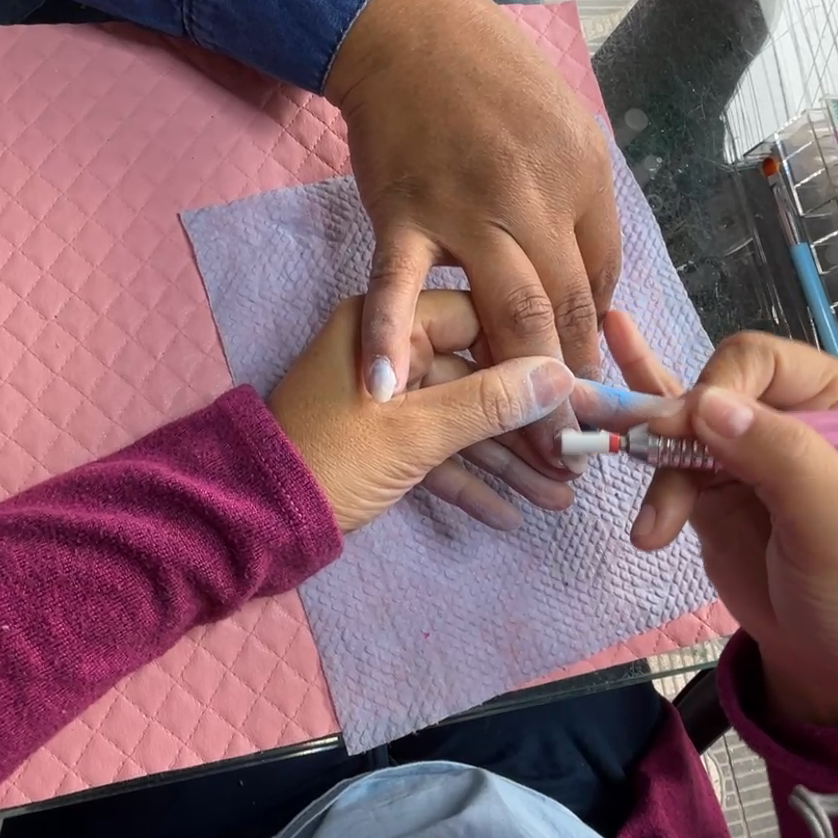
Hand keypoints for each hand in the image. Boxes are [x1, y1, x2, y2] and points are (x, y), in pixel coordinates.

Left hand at [270, 291, 576, 531]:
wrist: (259, 518)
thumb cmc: (332, 459)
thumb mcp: (414, 432)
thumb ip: (489, 402)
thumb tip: (563, 376)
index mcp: (385, 324)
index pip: (477, 320)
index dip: (530, 355)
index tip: (579, 391)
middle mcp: (388, 352)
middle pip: (475, 379)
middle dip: (524, 425)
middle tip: (577, 456)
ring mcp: (386, 399)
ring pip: (459, 422)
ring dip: (504, 461)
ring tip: (559, 497)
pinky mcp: (381, 440)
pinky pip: (433, 453)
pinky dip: (465, 481)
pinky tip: (510, 513)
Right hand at [324, 0, 619, 476]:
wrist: (414, 38)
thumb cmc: (496, 87)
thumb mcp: (571, 138)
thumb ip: (585, 219)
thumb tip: (594, 298)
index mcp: (581, 184)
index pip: (597, 289)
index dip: (597, 354)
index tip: (591, 404)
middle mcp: (534, 202)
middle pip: (563, 313)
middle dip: (572, 392)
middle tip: (574, 456)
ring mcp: (465, 210)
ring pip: (502, 310)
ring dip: (512, 388)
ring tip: (523, 454)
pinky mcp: (402, 215)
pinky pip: (397, 284)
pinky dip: (390, 336)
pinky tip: (385, 392)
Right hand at [573, 315, 837, 727]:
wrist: (834, 667)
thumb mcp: (834, 532)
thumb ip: (782, 459)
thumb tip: (703, 403)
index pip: (761, 363)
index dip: (716, 388)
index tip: (680, 432)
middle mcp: (793, 414)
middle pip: (709, 389)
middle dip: (675, 429)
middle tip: (652, 466)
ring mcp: (746, 448)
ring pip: (678, 423)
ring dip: (652, 459)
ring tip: (646, 513)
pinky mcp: (710, 481)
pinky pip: (666, 453)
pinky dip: (638, 451)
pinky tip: (605, 402)